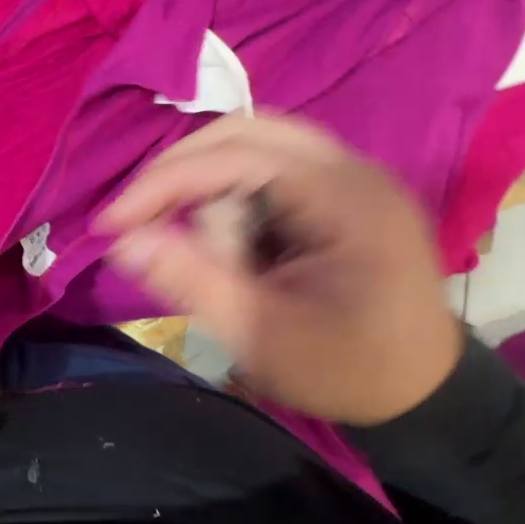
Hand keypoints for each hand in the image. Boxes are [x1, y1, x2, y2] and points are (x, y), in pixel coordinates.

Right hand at [95, 114, 463, 426]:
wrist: (416, 390)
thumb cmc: (340, 368)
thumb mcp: (257, 331)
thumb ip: (191, 280)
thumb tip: (123, 242)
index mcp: (343, 200)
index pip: (237, 157)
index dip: (163, 182)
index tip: (109, 226)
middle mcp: (352, 172)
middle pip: (246, 133)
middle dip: (176, 171)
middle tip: (131, 219)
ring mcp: (349, 181)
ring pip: (255, 146)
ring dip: (199, 182)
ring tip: (165, 230)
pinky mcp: (337, 199)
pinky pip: (267, 172)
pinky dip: (223, 194)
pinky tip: (208, 236)